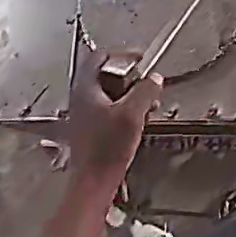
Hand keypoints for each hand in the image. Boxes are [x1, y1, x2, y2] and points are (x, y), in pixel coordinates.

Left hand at [67, 53, 161, 179]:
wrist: (95, 182)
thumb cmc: (108, 148)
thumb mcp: (133, 113)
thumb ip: (145, 91)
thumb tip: (154, 78)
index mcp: (85, 90)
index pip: (100, 57)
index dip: (123, 54)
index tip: (141, 58)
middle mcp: (80, 99)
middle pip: (106, 74)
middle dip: (130, 77)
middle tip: (146, 82)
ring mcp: (84, 114)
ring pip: (109, 92)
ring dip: (129, 93)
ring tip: (146, 102)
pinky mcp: (90, 128)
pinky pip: (109, 108)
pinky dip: (125, 107)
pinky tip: (137, 119)